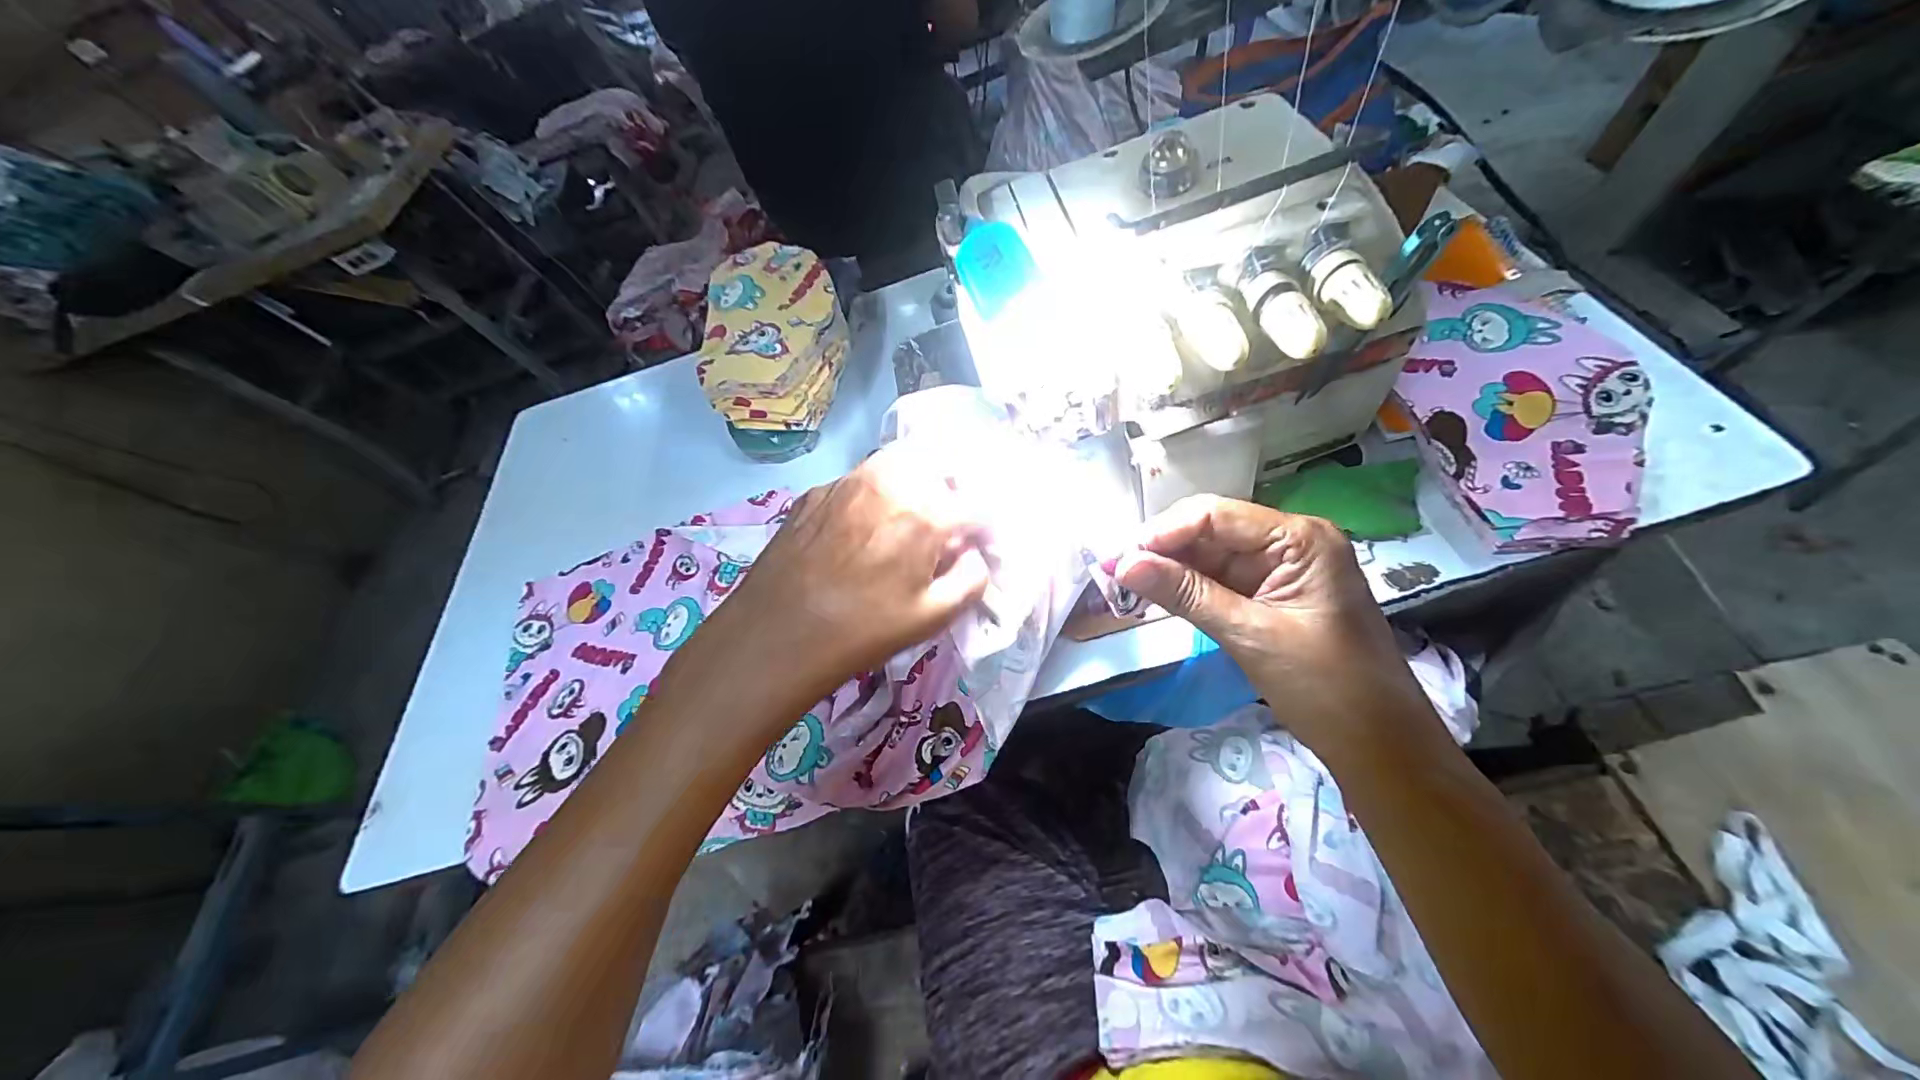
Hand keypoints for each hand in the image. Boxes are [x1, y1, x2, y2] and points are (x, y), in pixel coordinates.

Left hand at [693, 444, 991, 704]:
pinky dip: (872, 494)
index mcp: (926, 512)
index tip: (972, 547)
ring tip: (902, 519)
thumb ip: (970, 580)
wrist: (776, 632)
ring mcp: (847, 481)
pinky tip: (857, 530)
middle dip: (948, 490)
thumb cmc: (862, 630)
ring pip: (895, 462)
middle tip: (941, 525)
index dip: (980, 527)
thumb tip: (973, 556)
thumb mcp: (931, 617)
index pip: (974, 504)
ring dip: (912, 481)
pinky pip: (857, 479)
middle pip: (937, 466)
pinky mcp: (815, 491)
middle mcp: (890, 481)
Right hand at [1115, 496, 1434, 753]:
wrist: (1379, 744)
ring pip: (1210, 555)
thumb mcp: (1250, 635)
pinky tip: (1155, 596)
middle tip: (1113, 572)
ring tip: (1124, 585)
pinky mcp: (1271, 595)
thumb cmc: (1326, 687)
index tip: (1119, 558)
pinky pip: (1219, 580)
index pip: (1216, 515)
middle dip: (1161, 549)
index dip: (1163, 532)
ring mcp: (1281, 569)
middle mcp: (1290, 542)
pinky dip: (1187, 588)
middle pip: (1210, 530)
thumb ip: (1186, 594)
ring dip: (1169, 569)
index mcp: (1300, 539)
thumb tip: (1123, 564)